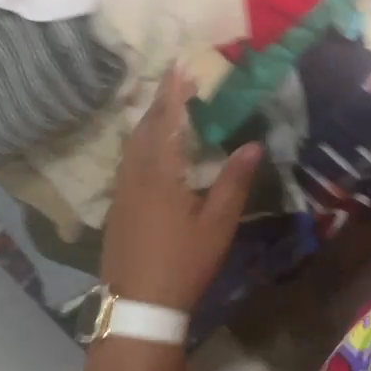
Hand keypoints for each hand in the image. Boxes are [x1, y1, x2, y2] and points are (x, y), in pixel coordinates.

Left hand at [100, 68, 262, 312]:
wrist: (138, 305)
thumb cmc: (183, 263)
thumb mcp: (217, 225)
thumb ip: (233, 182)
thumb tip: (253, 145)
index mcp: (160, 172)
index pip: (167, 120)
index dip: (174, 92)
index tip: (180, 66)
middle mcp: (135, 174)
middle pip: (146, 127)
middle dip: (162, 102)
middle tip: (179, 82)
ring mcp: (121, 191)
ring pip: (133, 144)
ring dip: (149, 122)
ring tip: (168, 110)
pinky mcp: (117, 207)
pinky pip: (128, 161)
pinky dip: (141, 144)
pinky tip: (151, 151)